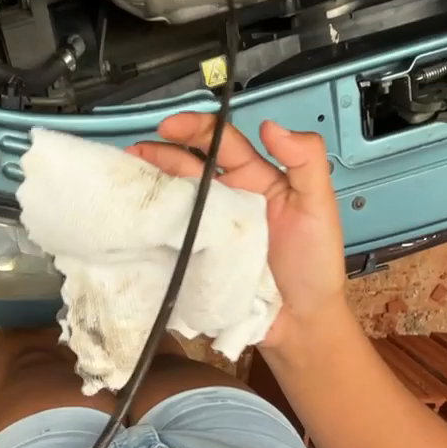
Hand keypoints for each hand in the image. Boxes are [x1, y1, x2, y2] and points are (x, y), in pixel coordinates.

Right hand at [127, 116, 349, 351]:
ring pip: (174, 198)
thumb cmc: (314, 266)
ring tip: (126, 179)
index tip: (170, 126)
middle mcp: (227, 200)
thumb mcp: (319, 206)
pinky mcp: (196, 258)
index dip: (194, 129)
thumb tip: (272, 126)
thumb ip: (305, 160)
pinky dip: (150, 227)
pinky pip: (170, 238)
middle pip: (187, 166)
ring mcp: (208, 230)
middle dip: (159, 153)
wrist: (300, 321)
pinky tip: (134, 220)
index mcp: (255, 179)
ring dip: (149, 185)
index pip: (221, 143)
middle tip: (134, 150)